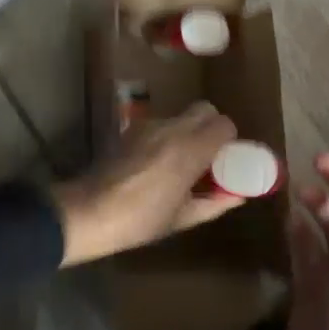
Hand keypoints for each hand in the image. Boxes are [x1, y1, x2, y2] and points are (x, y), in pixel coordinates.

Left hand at [50, 102, 243, 265]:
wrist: (91, 210)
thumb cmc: (141, 220)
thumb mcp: (183, 217)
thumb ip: (214, 203)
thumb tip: (237, 196)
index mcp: (189, 150)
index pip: (223, 124)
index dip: (229, 138)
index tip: (227, 158)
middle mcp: (171, 129)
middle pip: (204, 109)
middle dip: (212, 127)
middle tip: (209, 155)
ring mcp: (148, 125)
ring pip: (180, 116)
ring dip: (188, 131)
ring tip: (181, 161)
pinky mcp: (130, 128)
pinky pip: (160, 124)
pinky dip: (167, 136)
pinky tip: (158, 162)